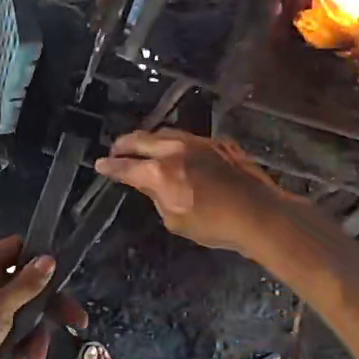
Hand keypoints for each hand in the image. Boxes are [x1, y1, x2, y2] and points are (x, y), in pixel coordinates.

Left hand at [0, 236, 88, 358]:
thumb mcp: (0, 307)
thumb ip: (27, 284)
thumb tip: (50, 258)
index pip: (20, 247)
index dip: (42, 259)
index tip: (62, 277)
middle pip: (30, 282)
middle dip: (50, 307)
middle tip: (76, 322)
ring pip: (27, 308)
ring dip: (37, 332)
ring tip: (36, 355)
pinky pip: (17, 326)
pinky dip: (25, 341)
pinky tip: (25, 358)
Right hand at [94, 129, 289, 255]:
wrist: (259, 213)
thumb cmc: (214, 225)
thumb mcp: (175, 220)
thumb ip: (157, 197)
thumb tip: (151, 184)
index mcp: (159, 172)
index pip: (125, 166)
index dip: (109, 167)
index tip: (100, 165)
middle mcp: (175, 149)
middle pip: (141, 139)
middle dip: (125, 144)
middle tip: (116, 150)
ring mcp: (199, 142)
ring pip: (166, 133)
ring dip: (150, 139)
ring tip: (144, 147)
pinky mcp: (218, 143)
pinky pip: (189, 138)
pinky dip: (175, 143)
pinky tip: (178, 152)